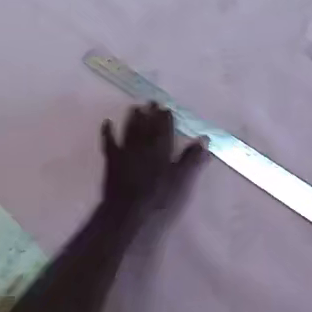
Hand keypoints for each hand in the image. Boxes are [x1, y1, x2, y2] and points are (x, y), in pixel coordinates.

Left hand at [98, 103, 205, 223]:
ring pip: (129, 129)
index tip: (166, 107)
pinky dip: (107, 132)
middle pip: (147, 124)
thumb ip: (192, 158)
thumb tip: (205, 138)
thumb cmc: (158, 197)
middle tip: (151, 101)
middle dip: (150, 112)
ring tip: (135, 107)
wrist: (128, 210)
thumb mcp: (181, 179)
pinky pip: (109, 142)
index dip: (165, 117)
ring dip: (132, 117)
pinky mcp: (112, 160)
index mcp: (161, 147)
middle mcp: (143, 144)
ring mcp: (125, 151)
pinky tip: (107, 122)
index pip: (164, 127)